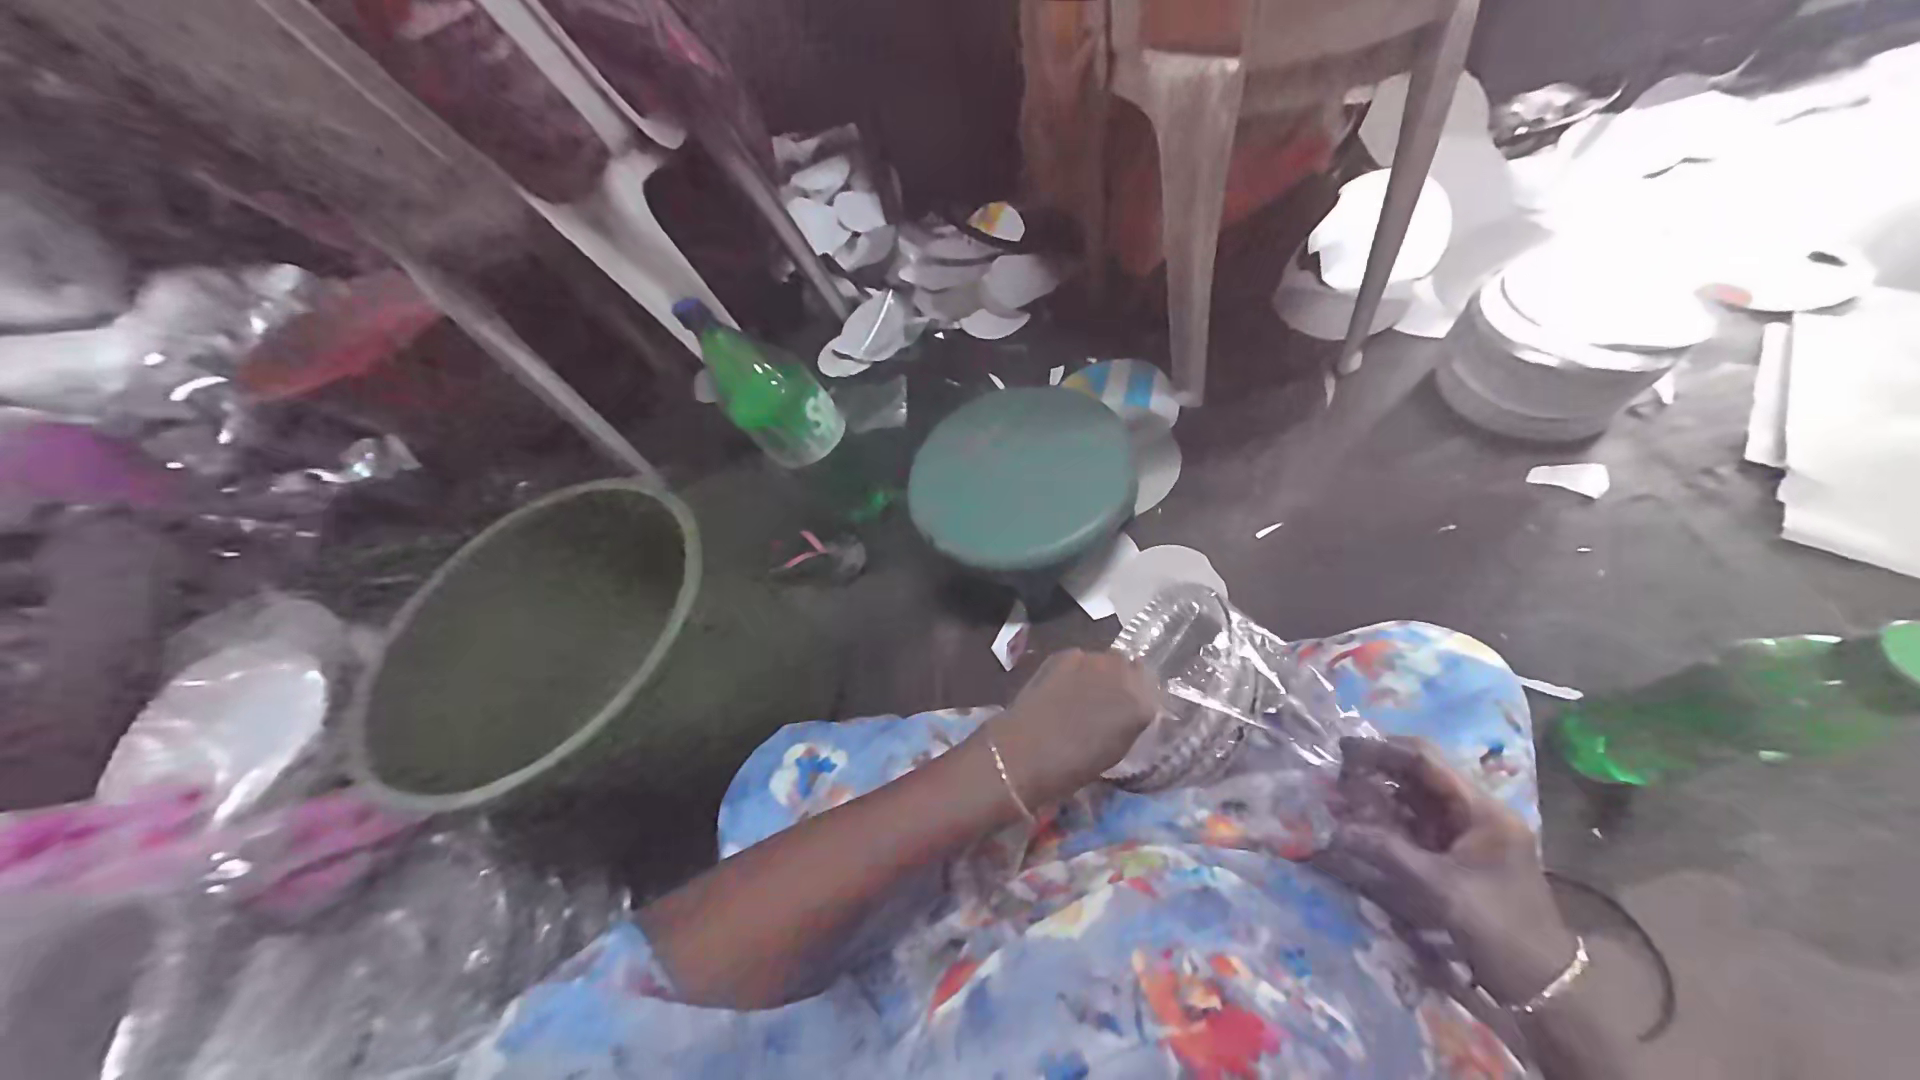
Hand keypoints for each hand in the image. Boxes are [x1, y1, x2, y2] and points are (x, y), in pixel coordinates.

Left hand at [986, 649, 1160, 807]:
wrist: (1027, 751)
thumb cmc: (1075, 766)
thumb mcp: (1118, 749)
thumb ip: (1130, 722)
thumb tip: (1127, 710)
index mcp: (1142, 704)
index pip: (1152, 689)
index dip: (1139, 697)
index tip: (1129, 708)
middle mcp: (1123, 673)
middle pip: (1129, 667)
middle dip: (1120, 679)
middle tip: (1105, 698)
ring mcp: (1092, 659)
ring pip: (1104, 660)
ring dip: (1098, 673)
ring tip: (1080, 692)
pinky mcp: (1064, 654)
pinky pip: (1078, 659)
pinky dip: (1074, 670)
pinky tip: (1060, 687)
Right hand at [1314, 736, 1577, 1005]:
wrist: (1544, 983)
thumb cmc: (1498, 927)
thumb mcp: (1439, 887)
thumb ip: (1386, 850)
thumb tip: (1333, 828)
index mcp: (1483, 810)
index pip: (1427, 761)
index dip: (1383, 749)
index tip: (1343, 748)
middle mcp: (1477, 811)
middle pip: (1421, 773)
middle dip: (1378, 767)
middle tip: (1338, 771)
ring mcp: (1468, 830)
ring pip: (1417, 795)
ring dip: (1380, 790)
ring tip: (1343, 792)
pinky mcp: (1458, 849)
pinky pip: (1418, 819)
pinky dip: (1389, 814)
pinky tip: (1362, 818)